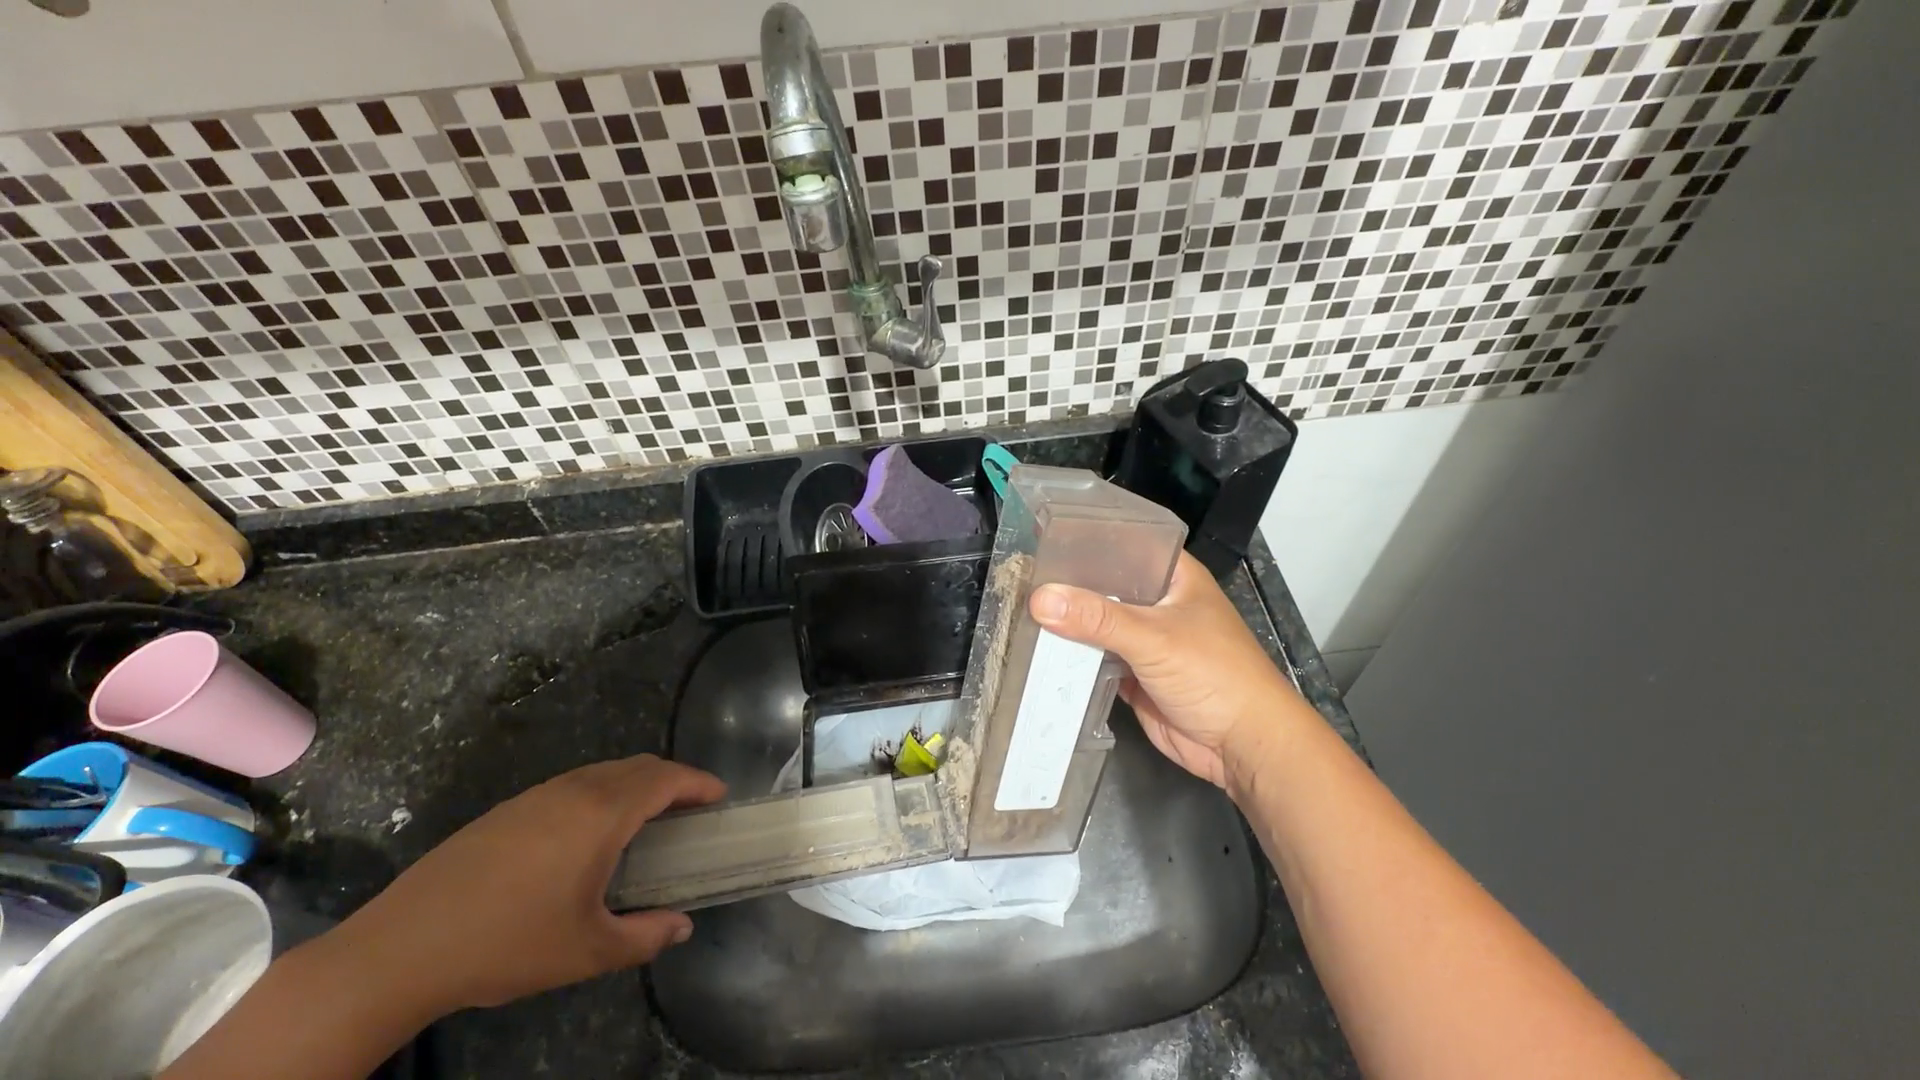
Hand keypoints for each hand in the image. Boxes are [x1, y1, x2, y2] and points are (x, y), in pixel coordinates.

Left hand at [335, 755, 725, 1014]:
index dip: (697, 782)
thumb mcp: (588, 951)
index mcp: (600, 814)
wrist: (403, 947)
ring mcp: (533, 798)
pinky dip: (599, 796)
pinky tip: (588, 837)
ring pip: (599, 774)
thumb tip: (681, 926)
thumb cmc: (508, 944)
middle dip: (670, 780)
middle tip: (691, 810)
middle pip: (634, 767)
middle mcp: (570, 792)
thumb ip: (645, 937)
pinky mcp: (504, 812)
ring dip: (633, 785)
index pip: (663, 778)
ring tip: (646, 822)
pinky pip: (570, 787)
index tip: (720, 796)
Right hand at [1030, 552, 1300, 789]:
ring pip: (1096, 625)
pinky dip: (1071, 659)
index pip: (1124, 543)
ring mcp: (1143, 640)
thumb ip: (1097, 618)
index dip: (1086, 537)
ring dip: (1065, 624)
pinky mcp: (1132, 675)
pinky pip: (1093, 660)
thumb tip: (1040, 599)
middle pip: (1104, 586)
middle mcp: (1156, 602)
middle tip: (1017, 574)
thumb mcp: (1154, 638)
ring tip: (1015, 607)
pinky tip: (1035, 649)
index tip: (1041, 532)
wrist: (1242, 744)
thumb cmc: (1214, 674)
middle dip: (1067, 585)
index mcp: (1173, 576)